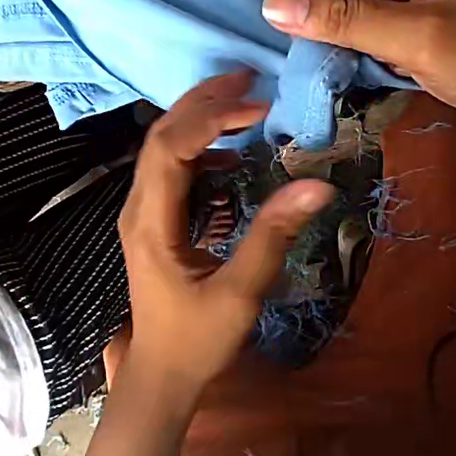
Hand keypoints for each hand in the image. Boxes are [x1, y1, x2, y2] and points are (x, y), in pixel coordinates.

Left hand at [118, 71, 333, 398]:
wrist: (162, 374)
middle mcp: (139, 208)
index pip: (169, 148)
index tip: (256, 106)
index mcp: (151, 222)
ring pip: (163, 147)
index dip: (209, 117)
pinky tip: (232, 152)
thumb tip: (316, 185)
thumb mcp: (240, 293)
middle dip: (203, 103)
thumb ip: (273, 236)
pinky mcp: (155, 219)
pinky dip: (200, 147)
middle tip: (248, 80)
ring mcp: (143, 212)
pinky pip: (172, 168)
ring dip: (199, 118)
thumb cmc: (197, 341)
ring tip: (243, 102)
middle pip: (160, 136)